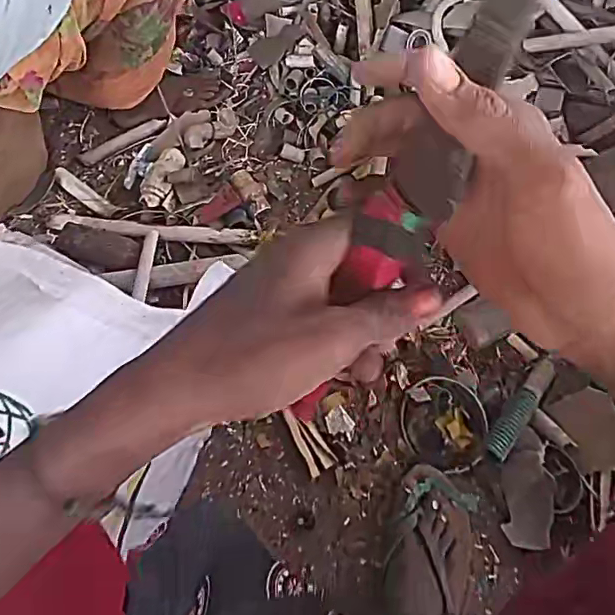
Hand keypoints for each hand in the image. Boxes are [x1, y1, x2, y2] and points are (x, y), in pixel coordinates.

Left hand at [124, 218, 440, 433]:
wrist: (179, 386)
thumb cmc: (257, 356)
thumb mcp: (333, 338)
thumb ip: (385, 314)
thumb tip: (434, 295)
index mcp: (312, 247)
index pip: (373, 227)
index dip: (404, 258)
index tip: (422, 297)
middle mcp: (297, 258)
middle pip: (359, 268)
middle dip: (382, 309)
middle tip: (386, 350)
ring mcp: (280, 286)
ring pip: (339, 299)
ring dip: (359, 334)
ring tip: (361, 375)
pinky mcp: (268, 313)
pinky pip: (314, 317)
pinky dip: (331, 342)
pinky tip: (334, 376)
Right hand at [331, 47, 614, 372]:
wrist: (587, 315)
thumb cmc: (577, 243)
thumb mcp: (533, 172)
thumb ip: (481, 117)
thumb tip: (429, 65)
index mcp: (500, 125)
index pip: (442, 84)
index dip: (400, 74)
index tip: (362, 76)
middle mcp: (476, 150)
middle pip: (411, 122)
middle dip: (371, 126)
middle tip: (343, 148)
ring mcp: (459, 187)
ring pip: (402, 159)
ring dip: (369, 159)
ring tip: (342, 174)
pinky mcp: (448, 221)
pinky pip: (404, 200)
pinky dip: (377, 199)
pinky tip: (360, 207)